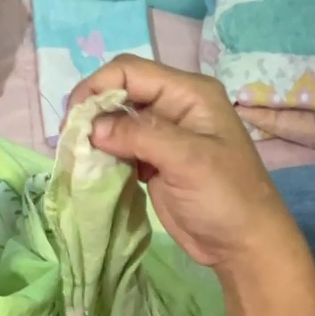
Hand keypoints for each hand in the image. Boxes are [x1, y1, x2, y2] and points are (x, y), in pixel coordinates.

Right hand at [68, 55, 303, 274]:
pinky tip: (93, 170)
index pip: (130, 71)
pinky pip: (119, 148)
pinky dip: (103, 156)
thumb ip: (140, 136)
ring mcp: (163, 136)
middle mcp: (174, 107)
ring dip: (94, 136)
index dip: (97, 88)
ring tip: (78, 157)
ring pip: (115, 122)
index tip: (74, 120)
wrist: (241, 244)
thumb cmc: (225, 198)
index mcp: (188, 94)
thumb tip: (93, 127)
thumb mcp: (188, 161)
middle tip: (72, 142)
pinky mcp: (152, 162)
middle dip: (92, 112)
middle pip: (119, 93)